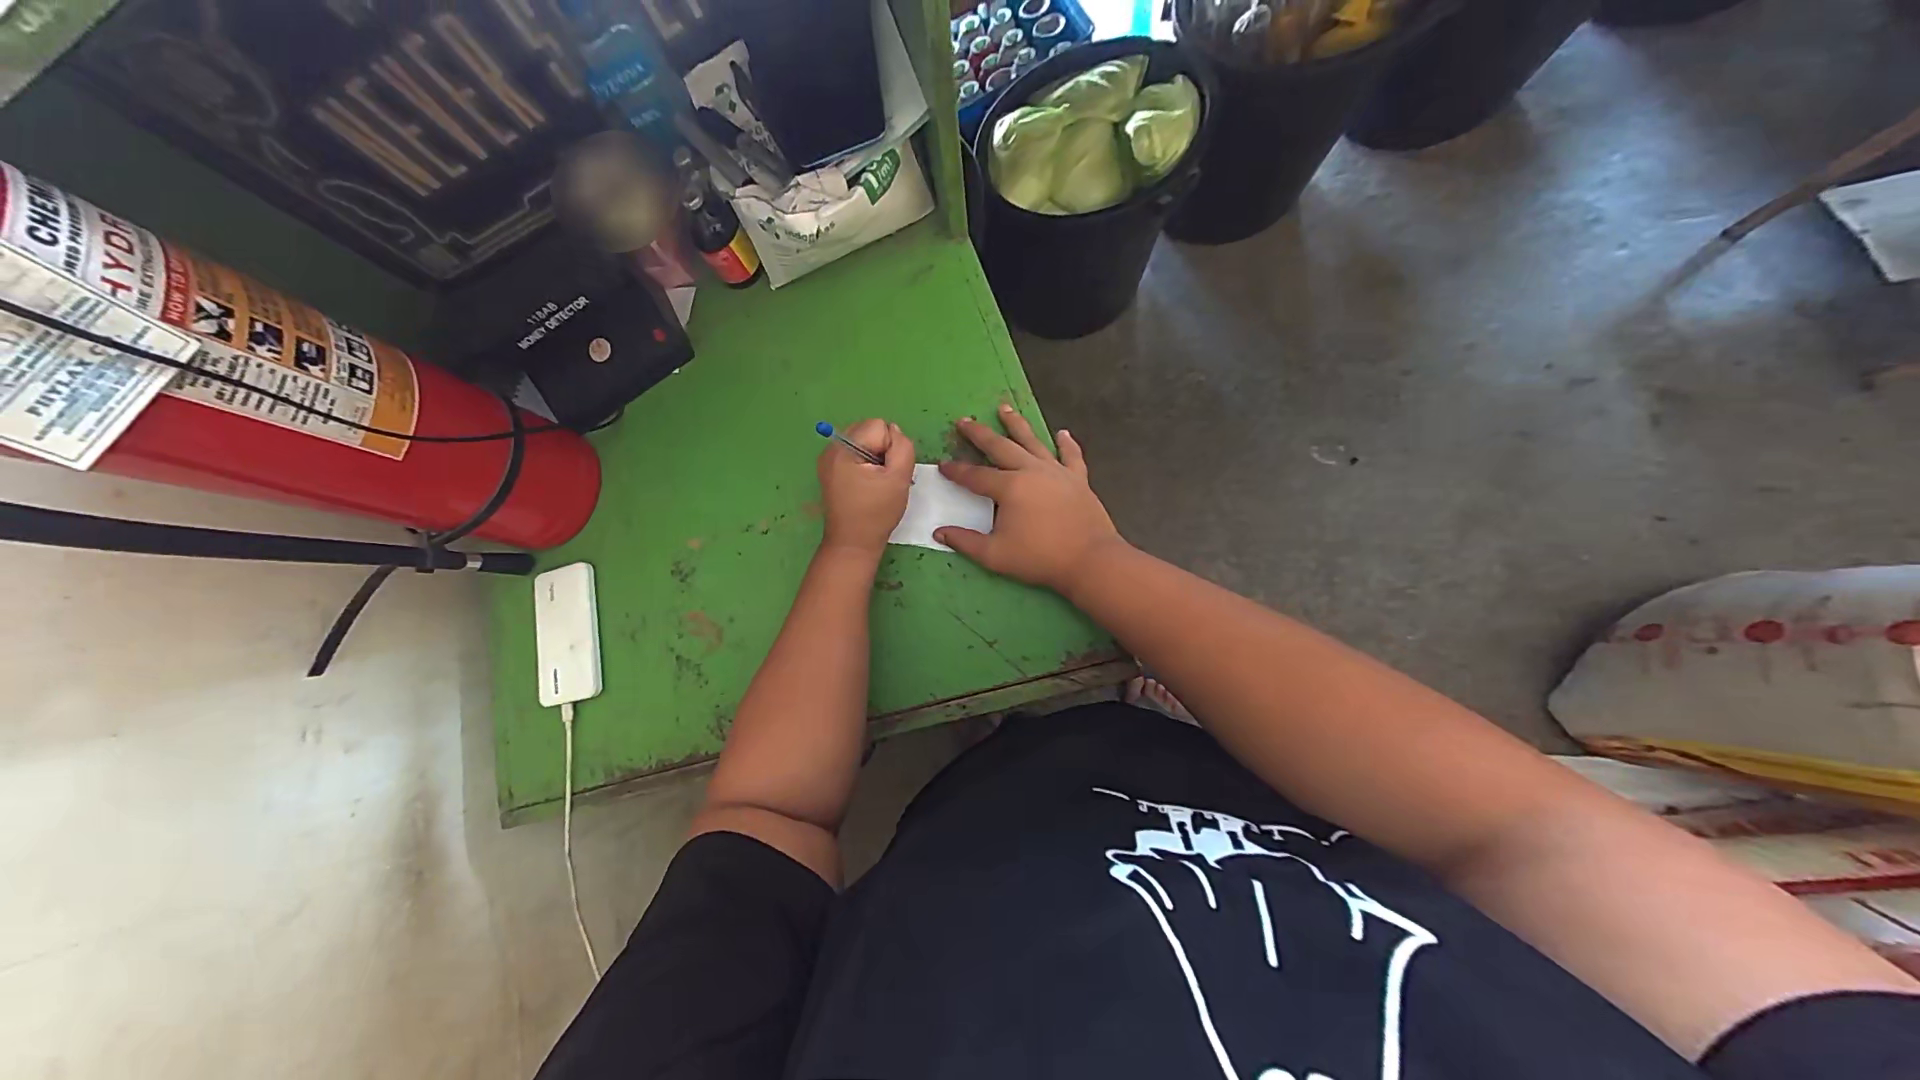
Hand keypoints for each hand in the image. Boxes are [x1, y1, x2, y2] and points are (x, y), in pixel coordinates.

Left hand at [817, 418, 913, 556]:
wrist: (853, 543)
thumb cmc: (877, 513)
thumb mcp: (899, 478)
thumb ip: (902, 447)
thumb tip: (894, 431)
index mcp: (844, 448)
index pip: (879, 426)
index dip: (891, 448)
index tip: (888, 472)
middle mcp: (832, 448)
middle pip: (869, 429)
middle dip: (882, 449)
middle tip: (883, 478)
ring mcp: (828, 459)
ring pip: (863, 441)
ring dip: (875, 457)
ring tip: (875, 483)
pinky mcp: (830, 470)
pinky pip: (854, 453)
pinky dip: (865, 464)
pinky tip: (867, 485)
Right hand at [935, 404, 1124, 592]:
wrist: (1090, 560)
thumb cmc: (1040, 558)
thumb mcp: (995, 555)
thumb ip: (965, 542)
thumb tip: (940, 532)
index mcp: (1010, 487)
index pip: (975, 476)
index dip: (957, 471)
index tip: (943, 465)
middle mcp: (1031, 471)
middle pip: (1000, 447)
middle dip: (979, 434)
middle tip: (964, 421)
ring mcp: (1057, 472)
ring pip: (1033, 442)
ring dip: (1016, 424)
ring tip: (1004, 408)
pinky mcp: (1078, 479)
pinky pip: (1071, 455)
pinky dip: (1066, 443)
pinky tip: (1062, 433)